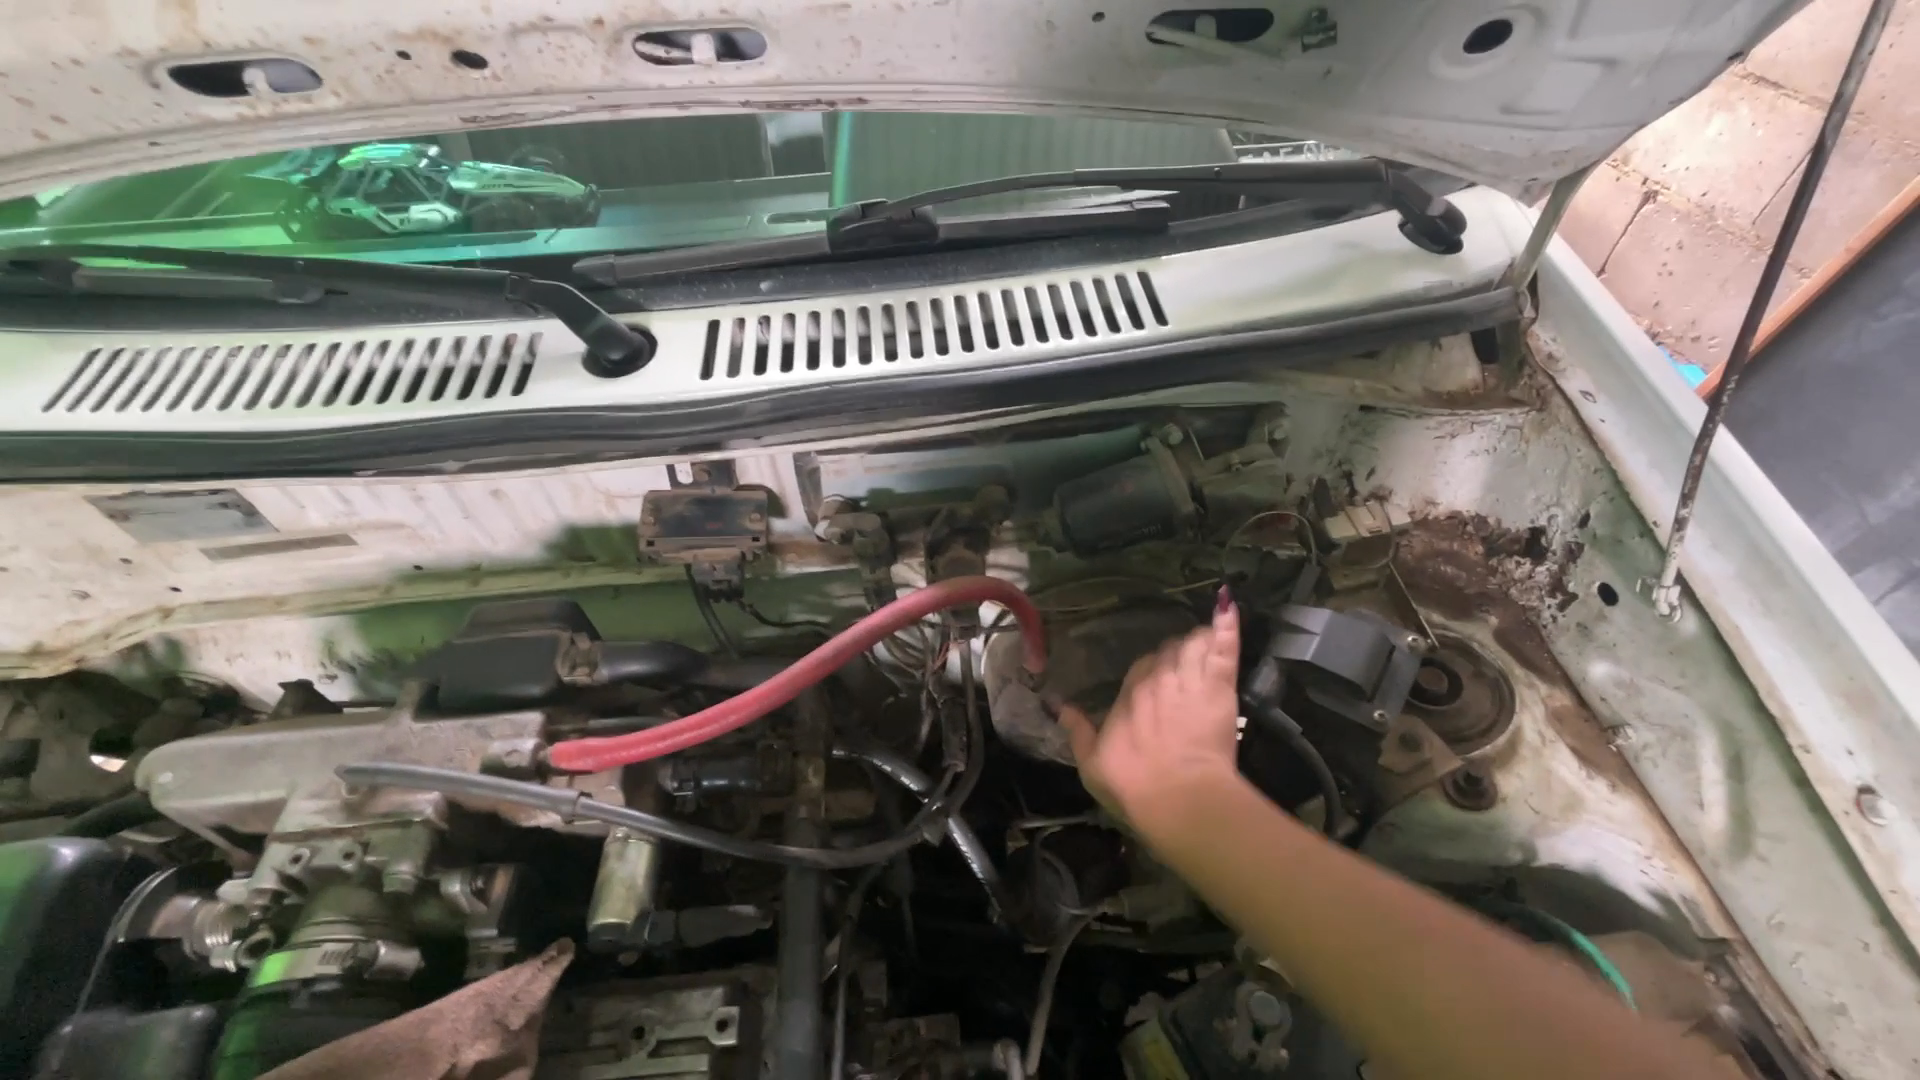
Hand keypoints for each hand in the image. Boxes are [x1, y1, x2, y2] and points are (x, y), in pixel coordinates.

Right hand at [1057, 588, 1241, 836]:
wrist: (1177, 797)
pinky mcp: (1220, 687)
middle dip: (1176, 653)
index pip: (1141, 667)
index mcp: (1129, 695)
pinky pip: (1224, 649)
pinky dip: (1227, 626)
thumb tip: (1060, 707)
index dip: (1151, 669)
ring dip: (1199, 640)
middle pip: (1169, 652)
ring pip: (1195, 645)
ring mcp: (1189, 681)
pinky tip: (1228, 606)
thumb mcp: (1091, 763)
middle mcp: (1158, 680)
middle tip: (1183, 663)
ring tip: (1206, 637)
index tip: (1157, 676)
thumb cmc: (1132, 785)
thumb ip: (1078, 731)